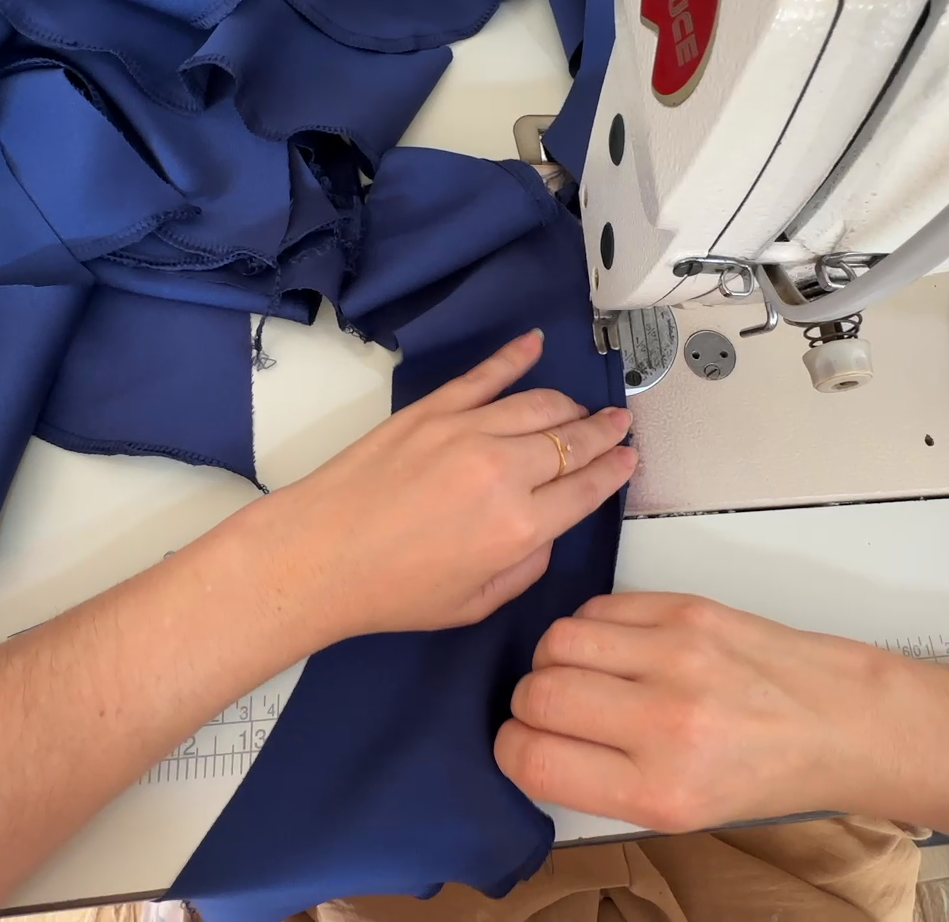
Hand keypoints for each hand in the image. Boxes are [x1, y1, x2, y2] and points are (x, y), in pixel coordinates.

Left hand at [230, 330, 635, 645]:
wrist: (318, 556)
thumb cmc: (393, 590)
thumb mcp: (477, 602)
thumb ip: (528, 565)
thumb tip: (546, 527)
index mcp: (520, 526)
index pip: (588, 487)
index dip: (616, 470)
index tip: (630, 457)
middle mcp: (504, 470)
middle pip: (572, 440)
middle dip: (605, 432)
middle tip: (619, 424)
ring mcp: (467, 430)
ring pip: (540, 403)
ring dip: (570, 404)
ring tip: (583, 408)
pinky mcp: (433, 408)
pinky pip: (485, 375)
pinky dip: (514, 356)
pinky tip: (534, 345)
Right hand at [494, 593, 909, 832]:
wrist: (837, 719)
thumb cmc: (761, 773)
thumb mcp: (679, 810)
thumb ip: (600, 780)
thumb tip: (531, 741)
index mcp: (660, 791)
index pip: (534, 761)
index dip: (512, 749)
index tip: (524, 743)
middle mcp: (664, 721)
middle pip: (536, 693)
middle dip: (528, 702)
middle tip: (552, 707)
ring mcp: (676, 654)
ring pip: (557, 639)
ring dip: (553, 659)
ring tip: (581, 672)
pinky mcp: (685, 607)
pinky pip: (597, 607)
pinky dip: (589, 627)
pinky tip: (614, 647)